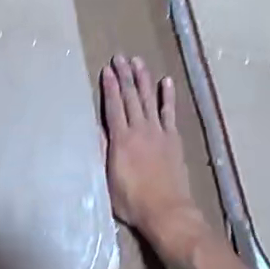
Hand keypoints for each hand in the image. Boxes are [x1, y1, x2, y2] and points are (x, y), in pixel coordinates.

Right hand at [100, 54, 200, 238]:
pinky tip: (166, 82)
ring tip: (138, 62)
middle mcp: (139, 130)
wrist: (166, 210)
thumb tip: (96, 129)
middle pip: (130, 97)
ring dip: (143, 79)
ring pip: (149, 100)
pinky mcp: (173, 139)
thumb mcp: (107, 180)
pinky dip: (167, 96)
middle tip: (120, 58)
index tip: (106, 70)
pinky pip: (169, 113)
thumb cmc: (132, 201)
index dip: (109, 87)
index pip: (113, 107)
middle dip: (124, 76)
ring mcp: (159, 133)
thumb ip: (101, 153)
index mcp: (120, 140)